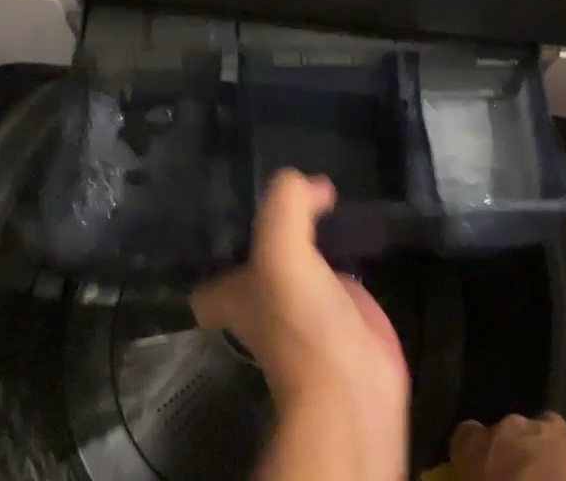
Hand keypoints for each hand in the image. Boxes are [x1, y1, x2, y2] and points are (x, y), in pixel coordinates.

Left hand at [192, 170, 408, 480]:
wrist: (351, 381)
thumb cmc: (300, 320)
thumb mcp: (280, 251)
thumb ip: (286, 204)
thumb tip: (313, 184)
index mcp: (233, 294)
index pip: (209, 275)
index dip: (215, 249)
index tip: (235, 212)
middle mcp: (263, 300)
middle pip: (257, 260)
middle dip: (268, 231)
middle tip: (289, 194)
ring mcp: (304, 305)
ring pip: (299, 261)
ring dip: (309, 235)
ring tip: (323, 195)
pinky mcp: (344, 308)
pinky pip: (338, 269)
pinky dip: (345, 247)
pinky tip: (356, 225)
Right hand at [450, 413, 565, 480]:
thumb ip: (482, 479)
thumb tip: (488, 478)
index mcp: (480, 449)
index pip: (465, 438)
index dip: (472, 458)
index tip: (478, 478)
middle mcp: (516, 428)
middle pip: (512, 436)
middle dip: (518, 459)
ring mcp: (559, 430)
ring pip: (552, 435)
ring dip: (553, 457)